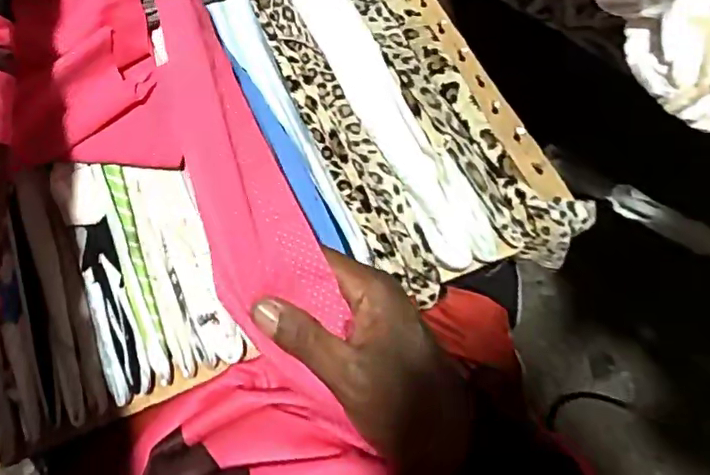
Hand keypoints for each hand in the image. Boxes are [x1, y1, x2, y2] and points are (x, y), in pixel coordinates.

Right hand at [253, 250, 474, 472]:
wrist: (458, 452)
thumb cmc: (403, 406)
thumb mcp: (347, 374)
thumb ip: (303, 336)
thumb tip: (260, 303)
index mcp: (374, 288)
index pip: (319, 256)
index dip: (283, 260)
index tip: (251, 265)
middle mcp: (379, 291)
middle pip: (323, 276)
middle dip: (289, 286)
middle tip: (253, 291)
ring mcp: (383, 313)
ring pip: (330, 299)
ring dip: (302, 307)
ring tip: (266, 310)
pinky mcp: (383, 335)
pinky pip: (341, 317)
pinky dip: (318, 322)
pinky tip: (297, 333)